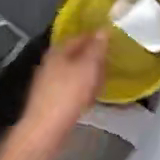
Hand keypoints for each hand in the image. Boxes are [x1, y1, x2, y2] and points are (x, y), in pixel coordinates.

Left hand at [14, 30, 109, 159]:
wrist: (45, 129)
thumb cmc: (69, 94)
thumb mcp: (88, 66)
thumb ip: (97, 47)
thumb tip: (103, 30)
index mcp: (58, 51)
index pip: (80, 36)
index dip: (97, 37)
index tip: (113, 42)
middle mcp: (51, 62)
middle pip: (76, 54)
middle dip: (94, 58)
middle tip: (110, 63)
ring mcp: (49, 81)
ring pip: (75, 71)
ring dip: (90, 74)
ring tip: (103, 81)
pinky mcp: (51, 98)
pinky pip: (71, 87)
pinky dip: (83, 88)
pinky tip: (90, 97)